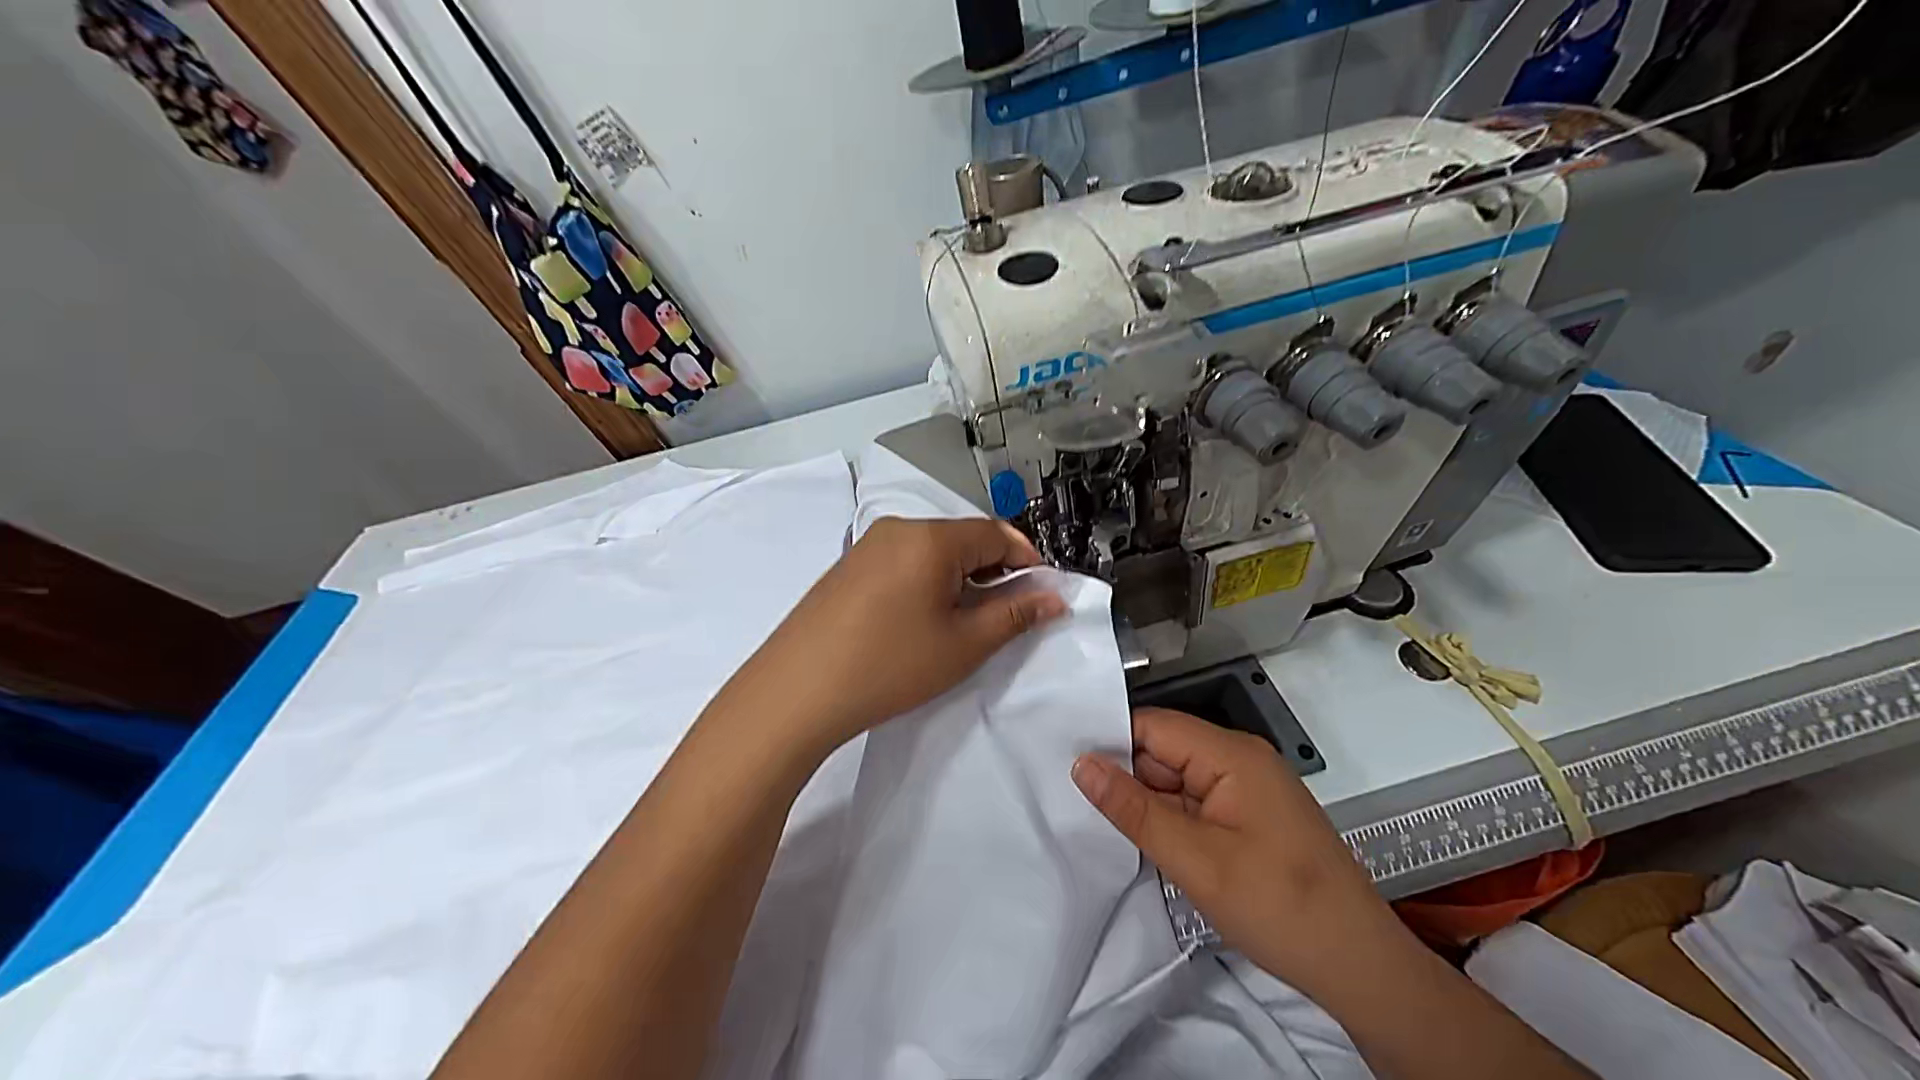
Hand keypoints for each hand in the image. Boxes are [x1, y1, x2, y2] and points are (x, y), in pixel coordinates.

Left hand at [717, 517, 1067, 758]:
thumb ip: (1014, 614)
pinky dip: (926, 582)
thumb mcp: (964, 644)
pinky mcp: (848, 567)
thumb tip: (1053, 598)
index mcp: (931, 538)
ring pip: (932, 551)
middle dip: (993, 571)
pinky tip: (921, 621)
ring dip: (959, 578)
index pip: (997, 534)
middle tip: (1003, 617)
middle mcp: (898, 529)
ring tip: (962, 624)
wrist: (797, 691)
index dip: (1028, 562)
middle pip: (964, 539)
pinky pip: (903, 562)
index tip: (1040, 596)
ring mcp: (867, 546)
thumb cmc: (890, 665)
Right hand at [1071, 708, 1402, 992]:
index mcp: (1232, 754)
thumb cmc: (1282, 908)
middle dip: (1127, 778)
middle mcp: (1239, 759)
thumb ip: (1133, 808)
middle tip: (1084, 811)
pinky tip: (1152, 845)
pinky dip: (1171, 821)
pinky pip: (1194, 802)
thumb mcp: (1195, 860)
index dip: (1110, 743)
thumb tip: (1082, 765)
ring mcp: (1246, 788)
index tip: (1069, 770)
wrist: (1359, 967)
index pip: (1153, 726)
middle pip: (1163, 751)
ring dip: (1149, 804)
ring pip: (1175, 779)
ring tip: (1116, 833)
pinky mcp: (1248, 814)